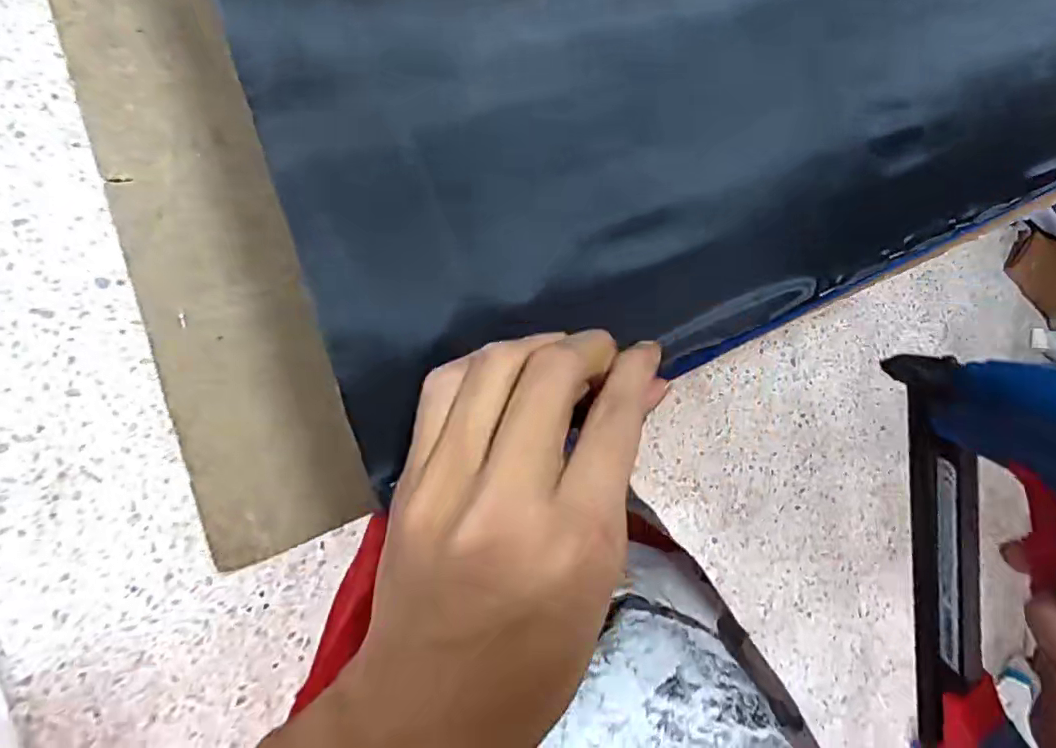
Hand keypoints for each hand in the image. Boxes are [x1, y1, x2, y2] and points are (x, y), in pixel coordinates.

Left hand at [270, 331, 668, 747]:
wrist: (425, 711)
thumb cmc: (538, 654)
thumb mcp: (602, 569)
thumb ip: (621, 469)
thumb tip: (646, 390)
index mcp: (571, 538)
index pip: (612, 419)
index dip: (634, 370)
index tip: (646, 352)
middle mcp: (506, 501)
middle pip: (550, 375)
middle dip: (590, 346)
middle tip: (606, 353)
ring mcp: (444, 486)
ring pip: (493, 365)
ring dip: (538, 344)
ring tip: (561, 355)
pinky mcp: (409, 481)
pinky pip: (443, 386)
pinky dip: (484, 363)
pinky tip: (507, 372)